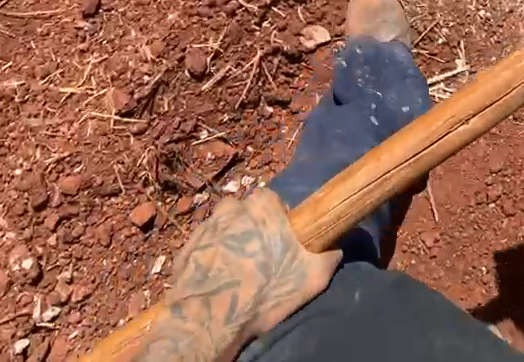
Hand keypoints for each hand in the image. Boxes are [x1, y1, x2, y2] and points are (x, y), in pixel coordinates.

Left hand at [136, 188, 339, 359]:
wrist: (208, 323)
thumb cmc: (264, 293)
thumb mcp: (311, 278)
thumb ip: (329, 256)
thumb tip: (338, 248)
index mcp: (262, 205)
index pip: (272, 200)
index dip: (277, 219)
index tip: (280, 241)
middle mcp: (232, 207)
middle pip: (245, 211)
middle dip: (251, 228)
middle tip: (259, 257)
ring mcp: (205, 227)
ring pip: (222, 227)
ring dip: (229, 240)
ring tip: (236, 270)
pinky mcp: (184, 249)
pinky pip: (203, 246)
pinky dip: (210, 257)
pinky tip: (218, 280)